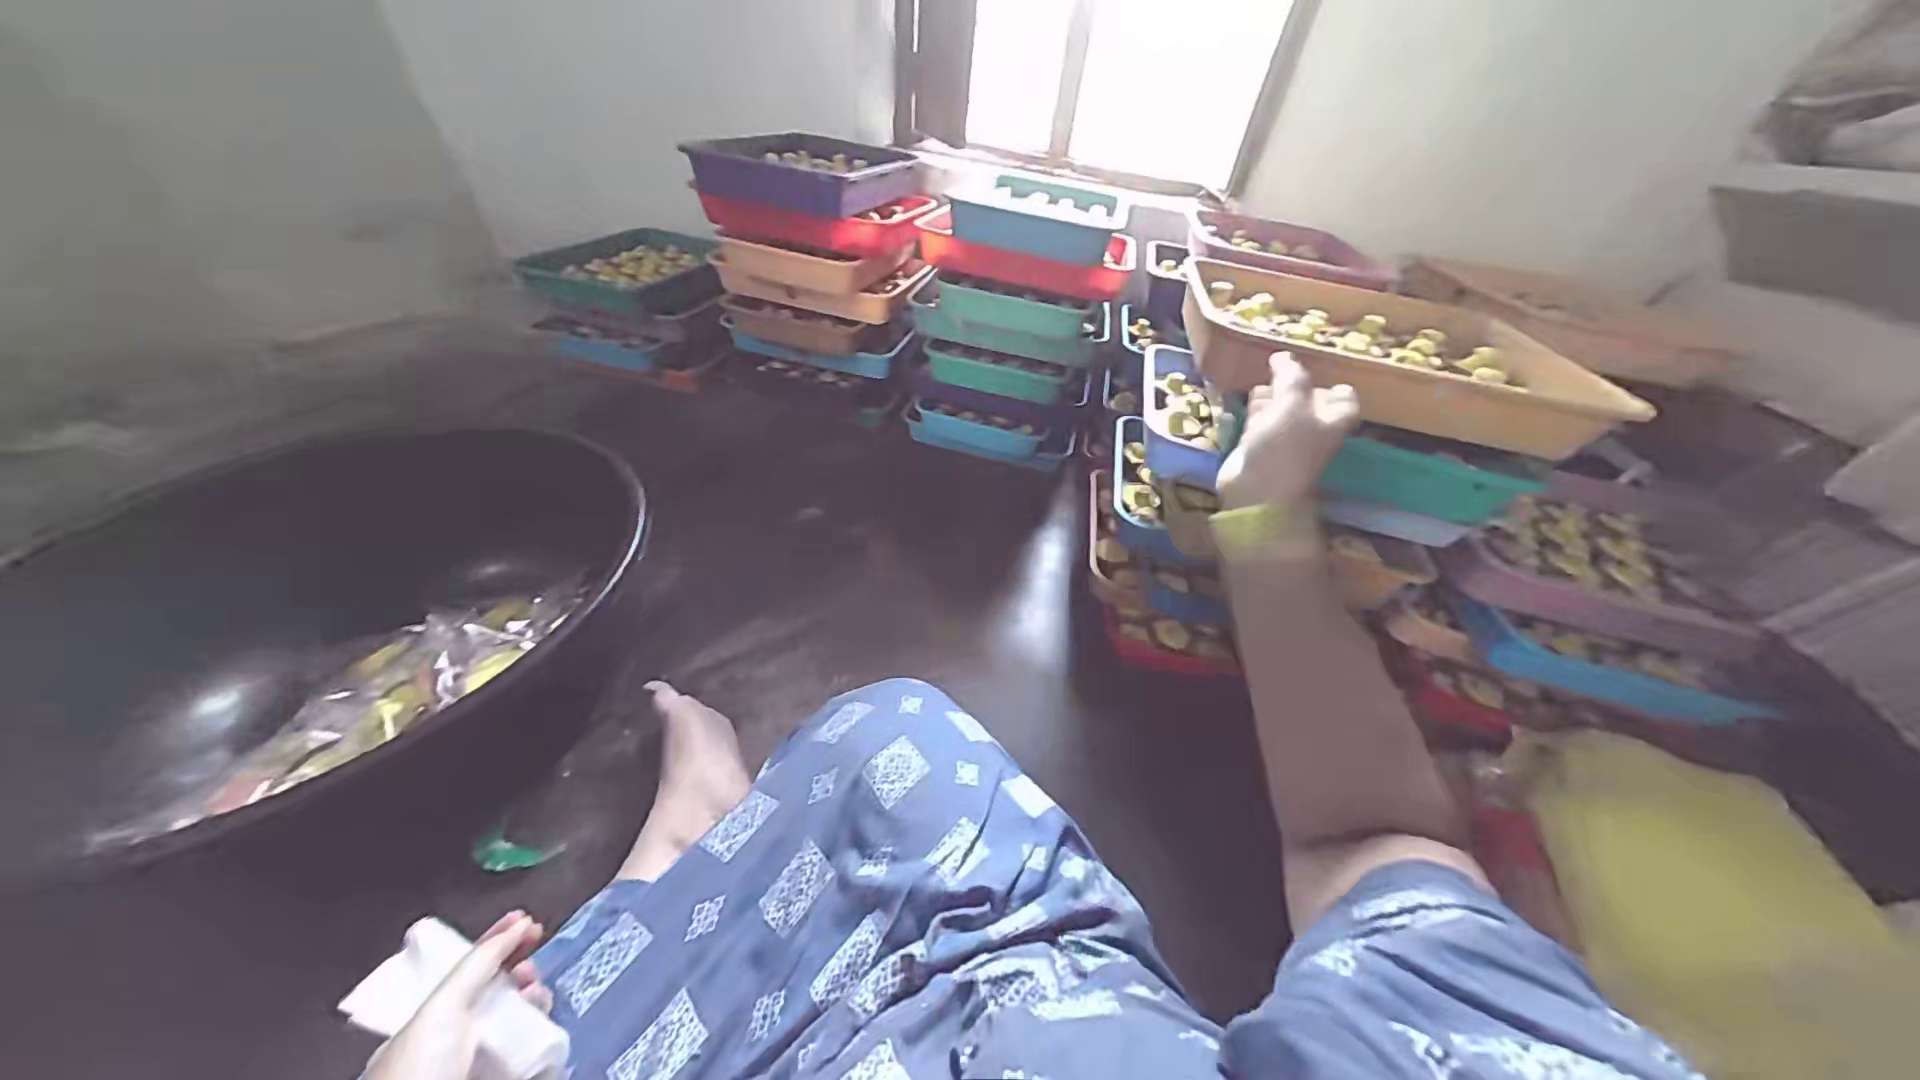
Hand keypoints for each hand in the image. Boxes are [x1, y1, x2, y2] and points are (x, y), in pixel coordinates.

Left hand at [365, 911, 551, 1079]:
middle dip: (516, 958)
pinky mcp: (507, 1074)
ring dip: (530, 987)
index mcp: (426, 1023)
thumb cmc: (417, 1073)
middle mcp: (452, 1038)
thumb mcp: (438, 1011)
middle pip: (493, 986)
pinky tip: (543, 1007)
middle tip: (536, 938)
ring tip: (535, 983)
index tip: (523, 917)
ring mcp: (479, 1060)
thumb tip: (519, 925)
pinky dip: (539, 1018)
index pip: (463, 970)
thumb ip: (477, 964)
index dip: (493, 939)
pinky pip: (530, 1039)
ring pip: (515, 1011)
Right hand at [1215, 353, 1358, 510]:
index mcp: (1333, 420)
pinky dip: (1254, 409)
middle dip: (1294, 384)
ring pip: (1281, 409)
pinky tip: (1246, 398)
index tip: (1311, 371)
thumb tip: (1282, 356)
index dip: (1330, 383)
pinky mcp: (1257, 446)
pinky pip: (1259, 421)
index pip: (1343, 396)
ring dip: (1271, 394)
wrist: (1254, 490)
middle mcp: (1312, 428)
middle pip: (1308, 399)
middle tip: (1278, 369)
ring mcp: (1284, 439)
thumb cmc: (1283, 448)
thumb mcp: (1293, 404)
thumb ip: (1290, 377)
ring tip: (1260, 378)